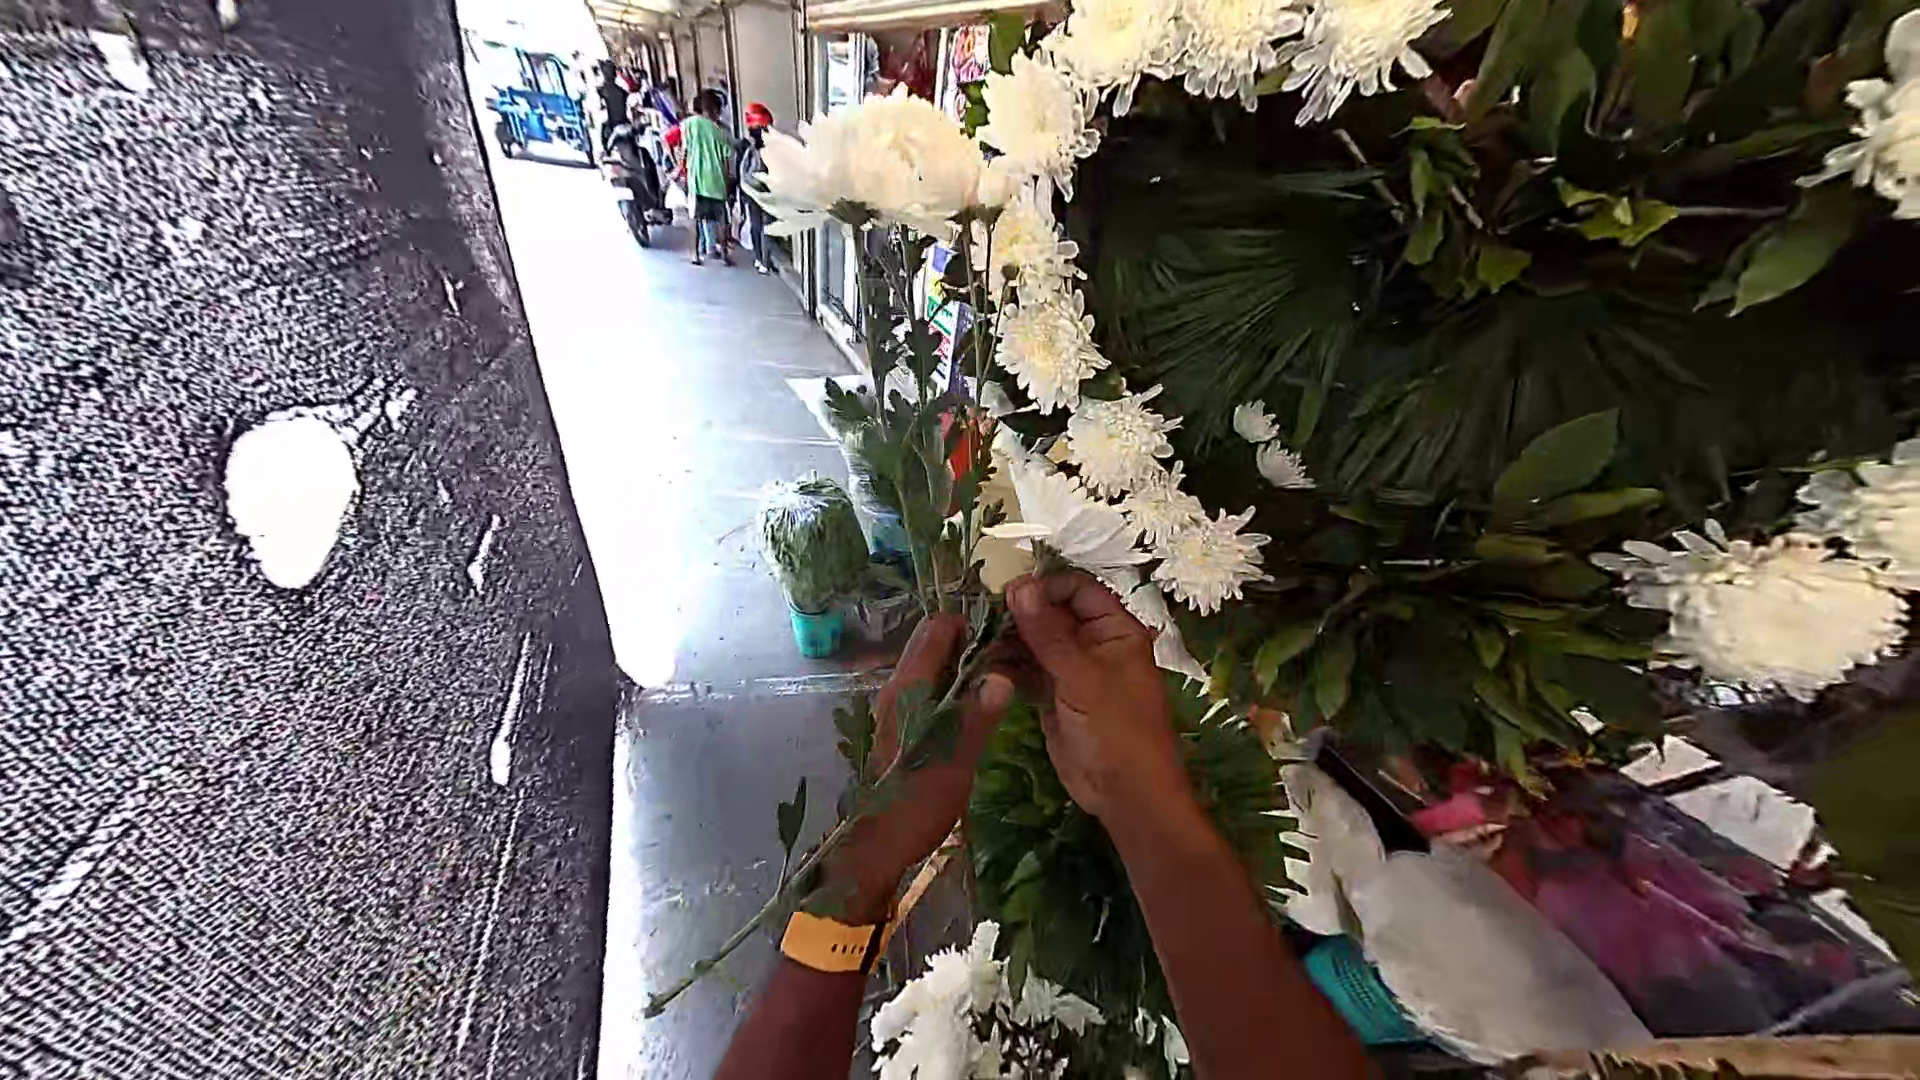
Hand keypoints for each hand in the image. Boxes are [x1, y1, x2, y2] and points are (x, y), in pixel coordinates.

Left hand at [819, 614, 1011, 923]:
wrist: (879, 841)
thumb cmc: (917, 800)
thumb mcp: (957, 759)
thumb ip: (978, 716)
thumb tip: (1003, 677)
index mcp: (910, 686)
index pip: (936, 629)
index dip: (969, 625)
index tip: (1000, 638)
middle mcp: (898, 685)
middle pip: (930, 641)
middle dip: (966, 640)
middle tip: (1002, 657)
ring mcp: (895, 703)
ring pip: (929, 662)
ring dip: (959, 661)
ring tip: (994, 677)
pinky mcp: (899, 720)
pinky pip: (927, 684)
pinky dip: (950, 681)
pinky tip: (973, 703)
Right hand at [1006, 573, 1193, 827]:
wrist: (1124, 795)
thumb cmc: (1117, 729)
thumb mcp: (1082, 677)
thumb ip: (1048, 632)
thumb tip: (1020, 586)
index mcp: (1114, 629)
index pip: (1077, 589)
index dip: (1044, 586)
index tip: (1009, 592)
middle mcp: (1092, 642)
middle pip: (1051, 613)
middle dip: (1019, 613)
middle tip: (983, 616)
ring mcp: (1070, 668)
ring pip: (1035, 641)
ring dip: (1008, 639)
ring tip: (978, 640)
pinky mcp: (1052, 693)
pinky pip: (1027, 668)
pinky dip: (1007, 665)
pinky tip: (984, 663)